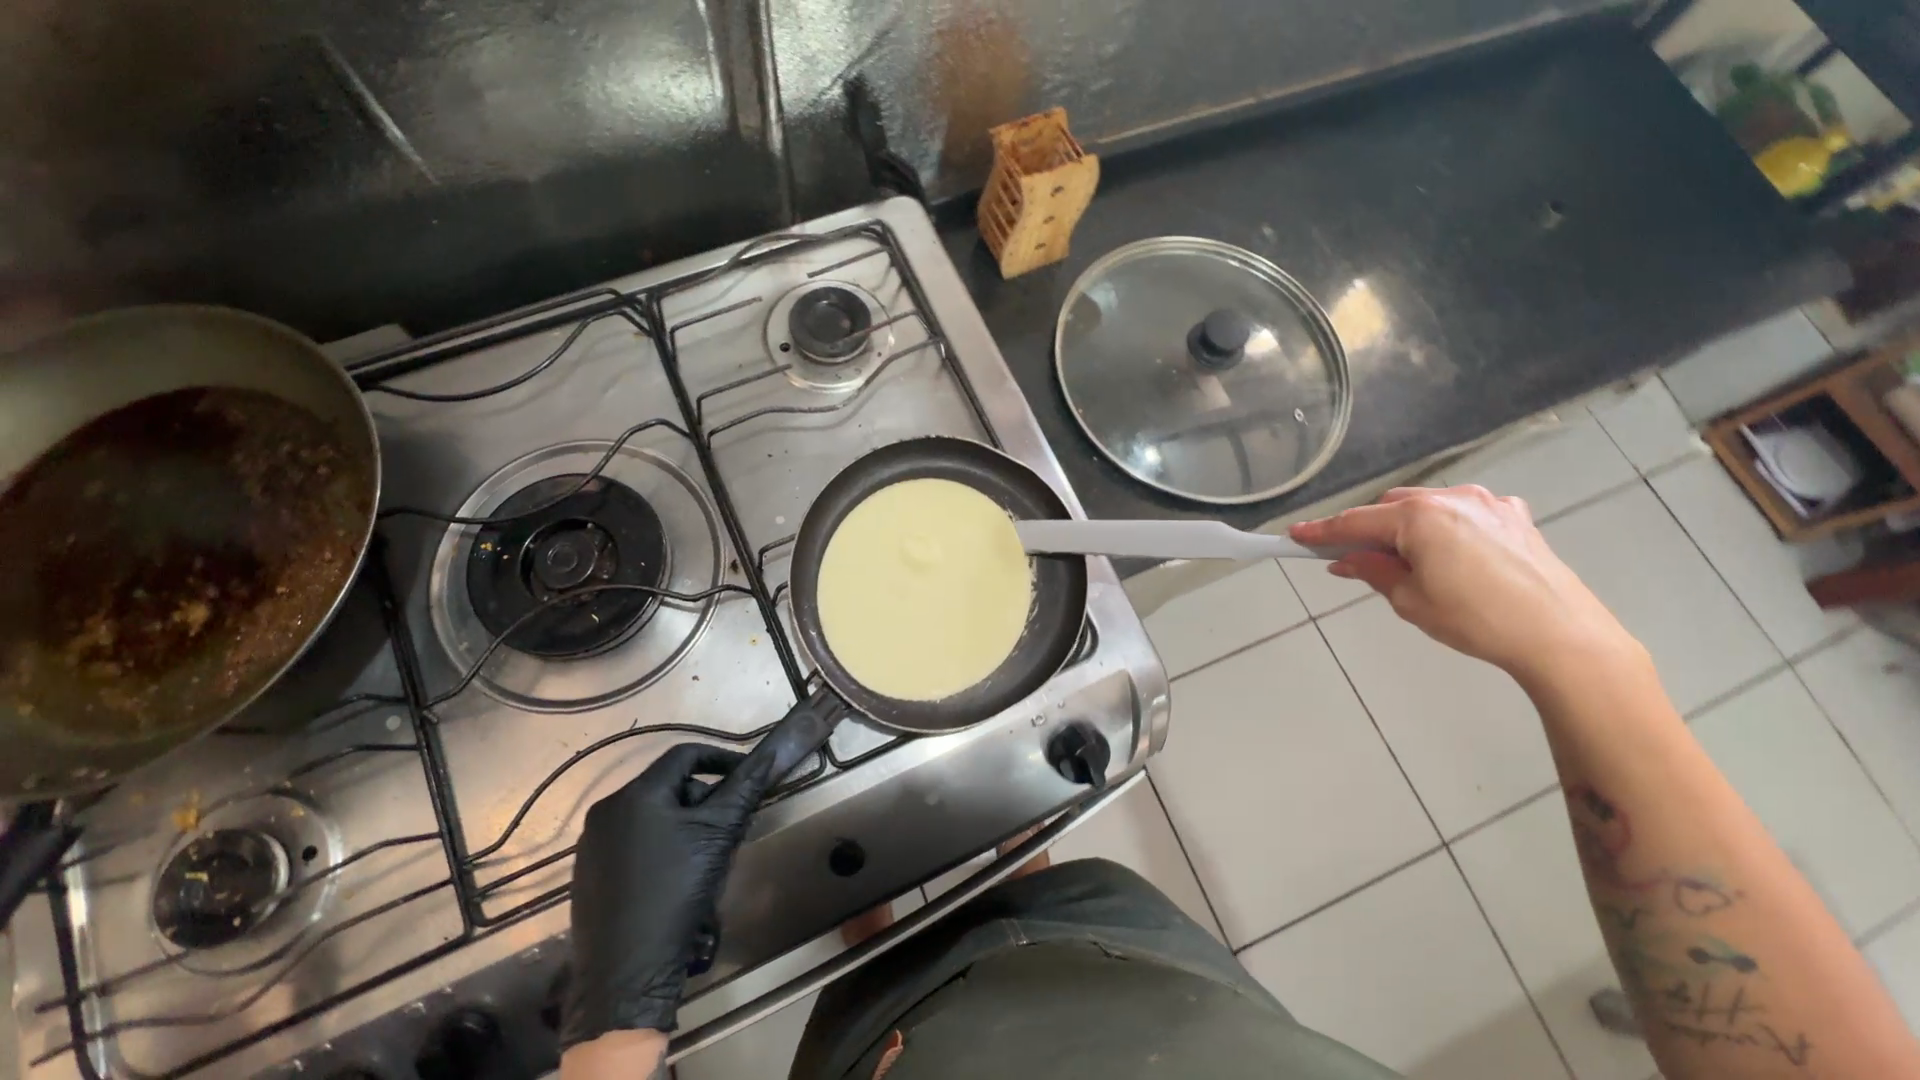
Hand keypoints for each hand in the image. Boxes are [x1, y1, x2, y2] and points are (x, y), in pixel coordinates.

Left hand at [560, 719, 815, 1049]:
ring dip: (684, 825)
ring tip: (709, 856)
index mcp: (635, 794)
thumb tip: (772, 752)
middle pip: (668, 787)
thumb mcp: (719, 835)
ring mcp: (592, 845)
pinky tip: (676, 880)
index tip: (748, 778)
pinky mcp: (588, 875)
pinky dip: (660, 848)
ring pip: (650, 816)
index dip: (722, 759)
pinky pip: (632, 844)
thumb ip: (745, 788)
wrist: (627, 969)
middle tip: (731, 827)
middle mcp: (607, 810)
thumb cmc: (677, 890)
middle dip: (704, 801)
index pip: (685, 754)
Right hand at [1290, 486, 1642, 682]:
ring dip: (1408, 525)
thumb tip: (1345, 560)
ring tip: (1408, 561)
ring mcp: (1488, 503)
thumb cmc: (1476, 621)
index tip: (1294, 536)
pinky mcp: (1514, 516)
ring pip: (1428, 504)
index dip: (1322, 531)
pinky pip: (1463, 511)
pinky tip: (1452, 555)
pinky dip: (1444, 526)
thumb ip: (1373, 571)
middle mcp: (1452, 498)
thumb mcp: (1411, 601)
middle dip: (1371, 528)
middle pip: (1392, 506)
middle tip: (1357, 560)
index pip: (1356, 521)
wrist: (1561, 635)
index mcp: (1420, 517)